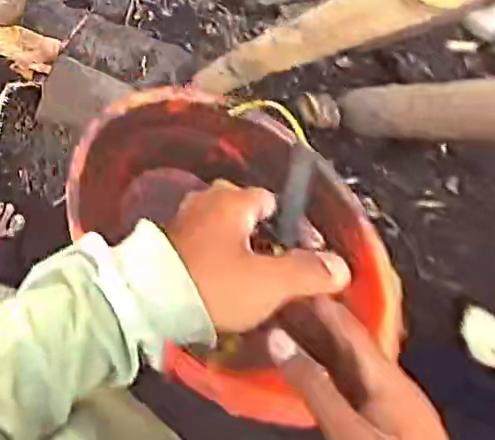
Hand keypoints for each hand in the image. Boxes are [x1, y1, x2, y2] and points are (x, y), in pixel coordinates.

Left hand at [165, 179, 351, 332]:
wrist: (154, 297)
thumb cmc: (216, 283)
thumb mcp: (269, 283)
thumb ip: (307, 271)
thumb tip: (340, 265)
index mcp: (232, 199)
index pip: (272, 200)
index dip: (294, 226)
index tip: (307, 256)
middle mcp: (207, 198)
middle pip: (248, 210)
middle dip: (267, 234)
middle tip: (282, 268)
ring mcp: (187, 214)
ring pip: (226, 225)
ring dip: (242, 245)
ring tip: (257, 278)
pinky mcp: (173, 235)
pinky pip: (207, 237)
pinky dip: (221, 251)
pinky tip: (228, 277)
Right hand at [268, 298, 446, 439]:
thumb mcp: (350, 434)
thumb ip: (313, 385)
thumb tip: (275, 336)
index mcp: (383, 374)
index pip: (341, 319)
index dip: (308, 295)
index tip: (272, 274)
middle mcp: (387, 380)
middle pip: (341, 337)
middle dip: (303, 317)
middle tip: (260, 302)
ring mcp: (388, 404)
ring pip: (341, 359)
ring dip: (308, 342)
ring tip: (270, 329)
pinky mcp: (385, 425)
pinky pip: (345, 381)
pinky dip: (318, 368)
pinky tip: (298, 369)